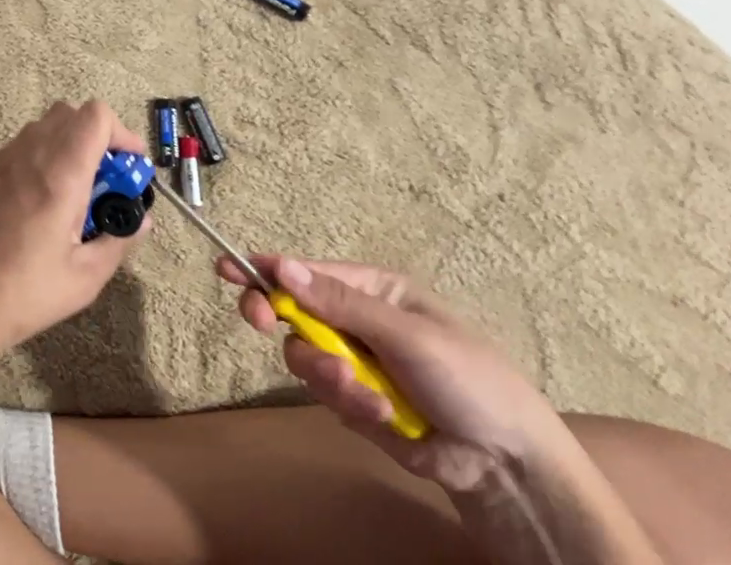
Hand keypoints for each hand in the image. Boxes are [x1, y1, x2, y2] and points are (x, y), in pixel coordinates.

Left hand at [0, 101, 149, 356]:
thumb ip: (119, 239)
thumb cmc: (26, 292)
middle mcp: (27, 157)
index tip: (129, 169)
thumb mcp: (86, 276)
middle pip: (68, 114)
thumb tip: (140, 219)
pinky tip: (35, 206)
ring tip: (71, 196)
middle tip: (103, 182)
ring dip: (64, 149)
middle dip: (95, 138)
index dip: (120, 134)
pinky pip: (15, 151)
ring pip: (39, 130)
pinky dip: (36, 163)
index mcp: (60, 175)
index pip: (94, 116)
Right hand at [219, 256, 571, 491]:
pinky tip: (382, 415)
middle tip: (263, 323)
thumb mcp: (407, 335)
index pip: (307, 272)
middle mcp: (358, 320)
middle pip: (292, 310)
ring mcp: (354, 360)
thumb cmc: (470, 380)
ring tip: (364, 395)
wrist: (505, 464)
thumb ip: (340, 303)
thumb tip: (282, 266)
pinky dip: (347, 403)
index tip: (226, 269)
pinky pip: (322, 391)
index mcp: (376, 290)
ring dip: (327, 375)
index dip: (266, 269)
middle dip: (283, 322)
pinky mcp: (352, 399)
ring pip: (302, 355)